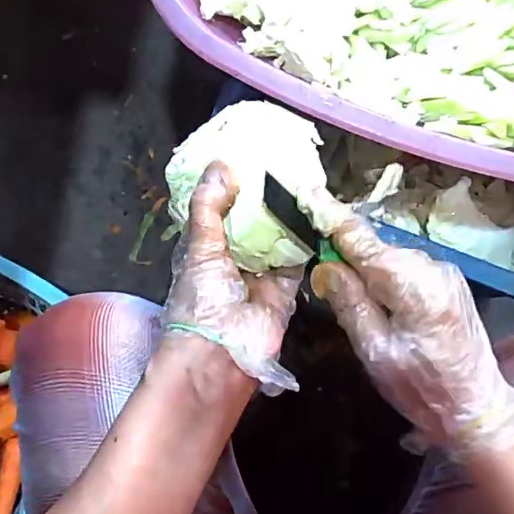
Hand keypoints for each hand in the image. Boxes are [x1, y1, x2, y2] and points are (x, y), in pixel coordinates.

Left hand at [161, 162, 301, 392]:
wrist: (220, 357)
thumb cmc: (200, 299)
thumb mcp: (199, 247)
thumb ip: (209, 207)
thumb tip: (222, 164)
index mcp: (204, 250)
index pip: (218, 211)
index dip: (231, 188)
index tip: (248, 157)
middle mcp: (232, 261)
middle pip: (251, 223)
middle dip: (264, 199)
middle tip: (283, 162)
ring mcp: (260, 276)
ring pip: (276, 238)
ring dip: (287, 216)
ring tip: (302, 179)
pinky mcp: (285, 290)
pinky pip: (297, 259)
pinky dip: (305, 239)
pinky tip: (314, 211)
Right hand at [310, 216, 513, 454]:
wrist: (476, 407)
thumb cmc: (421, 386)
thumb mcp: (374, 351)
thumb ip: (349, 302)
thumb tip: (326, 264)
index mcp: (412, 282)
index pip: (361, 240)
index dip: (332, 217)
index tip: (308, 194)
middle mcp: (431, 266)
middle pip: (374, 247)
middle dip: (344, 252)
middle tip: (318, 272)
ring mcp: (443, 271)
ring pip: (388, 256)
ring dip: (363, 266)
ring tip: (347, 294)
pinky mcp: (447, 280)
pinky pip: (403, 267)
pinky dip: (382, 274)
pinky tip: (376, 298)